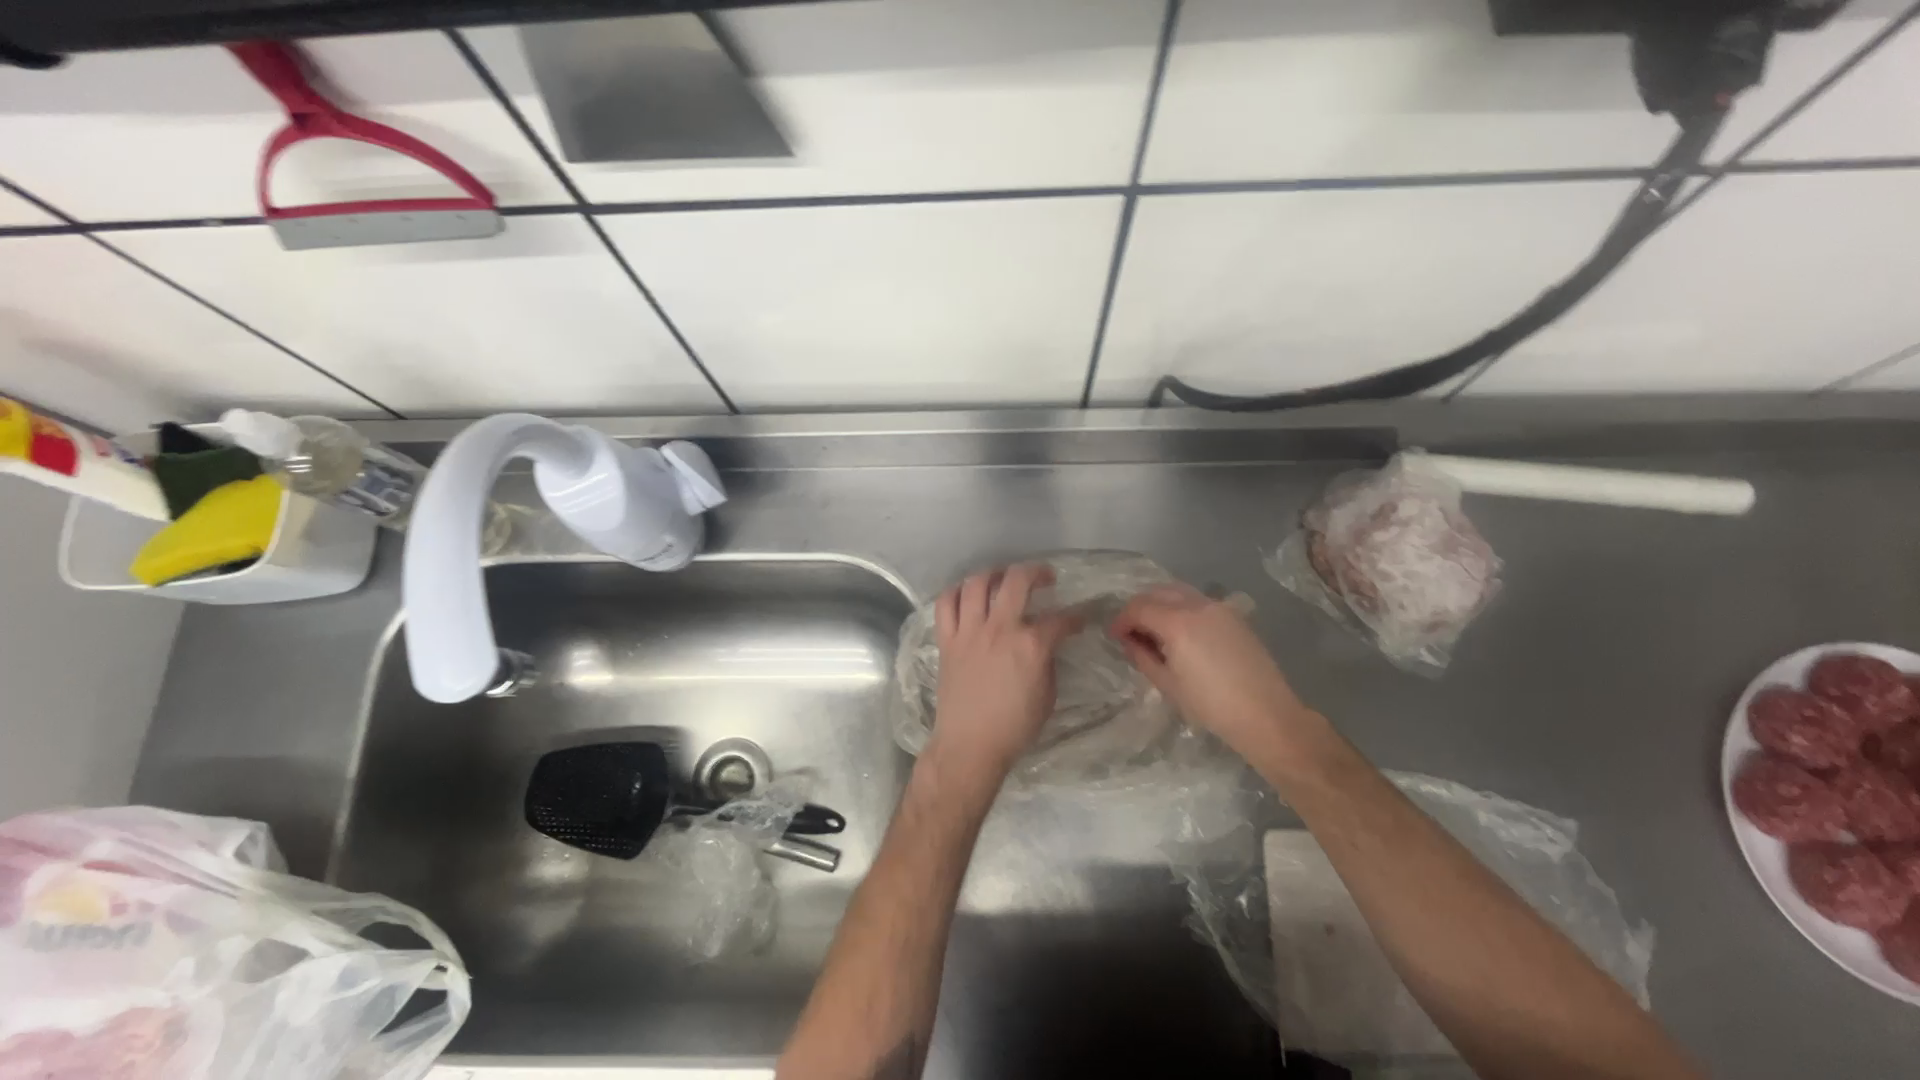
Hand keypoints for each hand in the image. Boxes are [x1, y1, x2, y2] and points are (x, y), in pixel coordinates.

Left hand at [929, 563, 1080, 779]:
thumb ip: (1048, 662)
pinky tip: (966, 594)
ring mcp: (970, 632)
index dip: (1075, 617)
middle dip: (1036, 572)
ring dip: (994, 574)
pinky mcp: (947, 640)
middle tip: (1044, 577)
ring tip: (1003, 579)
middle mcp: (1000, 629)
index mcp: (1032, 645)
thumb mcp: (1047, 696)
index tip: (1078, 620)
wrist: (970, 745)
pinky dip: (956, 592)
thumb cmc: (1014, 727)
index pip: (1061, 619)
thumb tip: (1045, 646)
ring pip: (977, 583)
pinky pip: (945, 604)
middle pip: (1017, 581)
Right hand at [1108, 583, 1316, 761]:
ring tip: (1155, 630)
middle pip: (1158, 591)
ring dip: (1161, 603)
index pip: (1138, 607)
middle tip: (1132, 631)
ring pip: (1179, 591)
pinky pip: (1199, 601)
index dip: (1121, 620)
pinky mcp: (1234, 616)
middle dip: (1139, 607)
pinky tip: (1181, 633)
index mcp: (1177, 622)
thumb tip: (1129, 641)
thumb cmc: (1210, 705)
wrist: (1265, 714)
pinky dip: (1181, 607)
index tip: (1115, 637)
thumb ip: (1143, 656)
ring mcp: (1219, 607)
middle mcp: (1198, 605)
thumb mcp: (1167, 684)